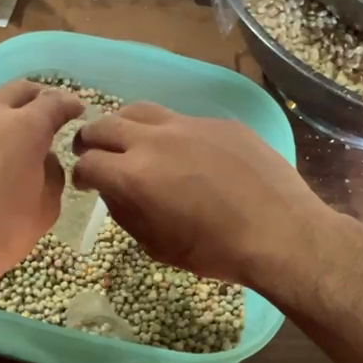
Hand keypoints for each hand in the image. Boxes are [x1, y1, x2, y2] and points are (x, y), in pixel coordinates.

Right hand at [73, 102, 333, 288]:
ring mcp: (190, 125)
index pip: (89, 163)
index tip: (84, 182)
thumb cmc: (216, 251)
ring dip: (125, 124)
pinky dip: (169, 132)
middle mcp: (155, 140)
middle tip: (90, 150)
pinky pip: (183, 120)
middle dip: (90, 139)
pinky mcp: (219, 123)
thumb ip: (127, 213)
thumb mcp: (158, 246)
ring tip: (128, 138)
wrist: (281, 233)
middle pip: (105, 125)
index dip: (80, 174)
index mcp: (135, 175)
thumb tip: (113, 192)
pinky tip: (183, 150)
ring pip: (141, 110)